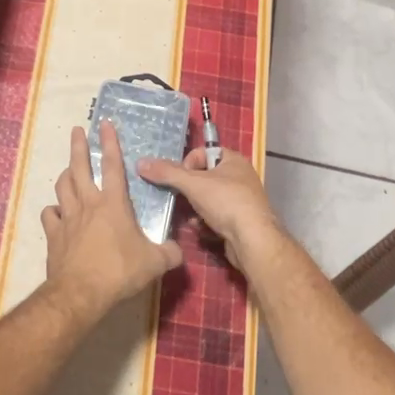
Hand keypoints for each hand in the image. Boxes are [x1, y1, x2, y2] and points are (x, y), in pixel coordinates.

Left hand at [40, 121, 182, 318]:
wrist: (80, 293)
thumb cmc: (119, 271)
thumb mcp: (154, 263)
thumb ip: (170, 253)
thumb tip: (179, 250)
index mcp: (113, 204)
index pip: (112, 165)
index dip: (110, 143)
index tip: (105, 124)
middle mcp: (88, 204)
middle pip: (79, 167)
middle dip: (78, 146)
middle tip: (76, 130)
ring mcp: (68, 218)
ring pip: (62, 187)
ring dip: (65, 175)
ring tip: (68, 170)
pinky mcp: (54, 234)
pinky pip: (50, 215)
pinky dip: (53, 210)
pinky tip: (57, 213)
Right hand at [139, 147, 282, 270]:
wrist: (253, 241)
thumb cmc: (225, 202)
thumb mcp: (193, 184)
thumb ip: (167, 173)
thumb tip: (141, 163)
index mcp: (233, 160)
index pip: (204, 153)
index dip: (188, 164)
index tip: (180, 179)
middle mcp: (240, 177)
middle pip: (204, 178)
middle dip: (189, 191)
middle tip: (178, 199)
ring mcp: (242, 201)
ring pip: (208, 200)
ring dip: (195, 209)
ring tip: (190, 218)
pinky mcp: (240, 222)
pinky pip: (216, 217)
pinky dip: (205, 223)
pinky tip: (199, 230)